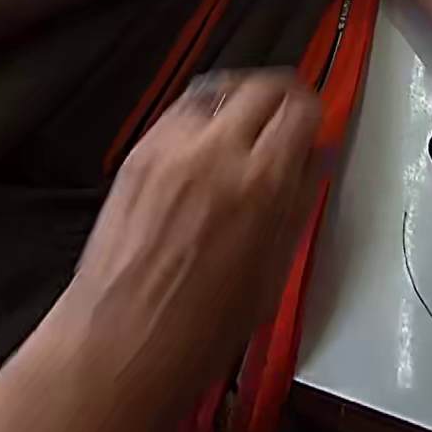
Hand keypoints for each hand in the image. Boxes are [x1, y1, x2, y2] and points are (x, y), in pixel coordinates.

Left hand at [0, 72, 320, 431]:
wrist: (115, 346)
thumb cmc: (204, 327)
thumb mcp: (274, 268)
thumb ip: (300, 199)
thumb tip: (317, 155)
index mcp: (261, 184)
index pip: (301, 109)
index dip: (314, 109)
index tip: (312, 121)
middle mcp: (218, 151)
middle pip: (264, 85)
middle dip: (284, 95)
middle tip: (287, 114)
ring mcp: (173, 146)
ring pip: (223, 85)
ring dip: (244, 96)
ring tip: (249, 118)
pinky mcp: (141, 150)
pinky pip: (185, 107)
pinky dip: (207, 110)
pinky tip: (209, 134)